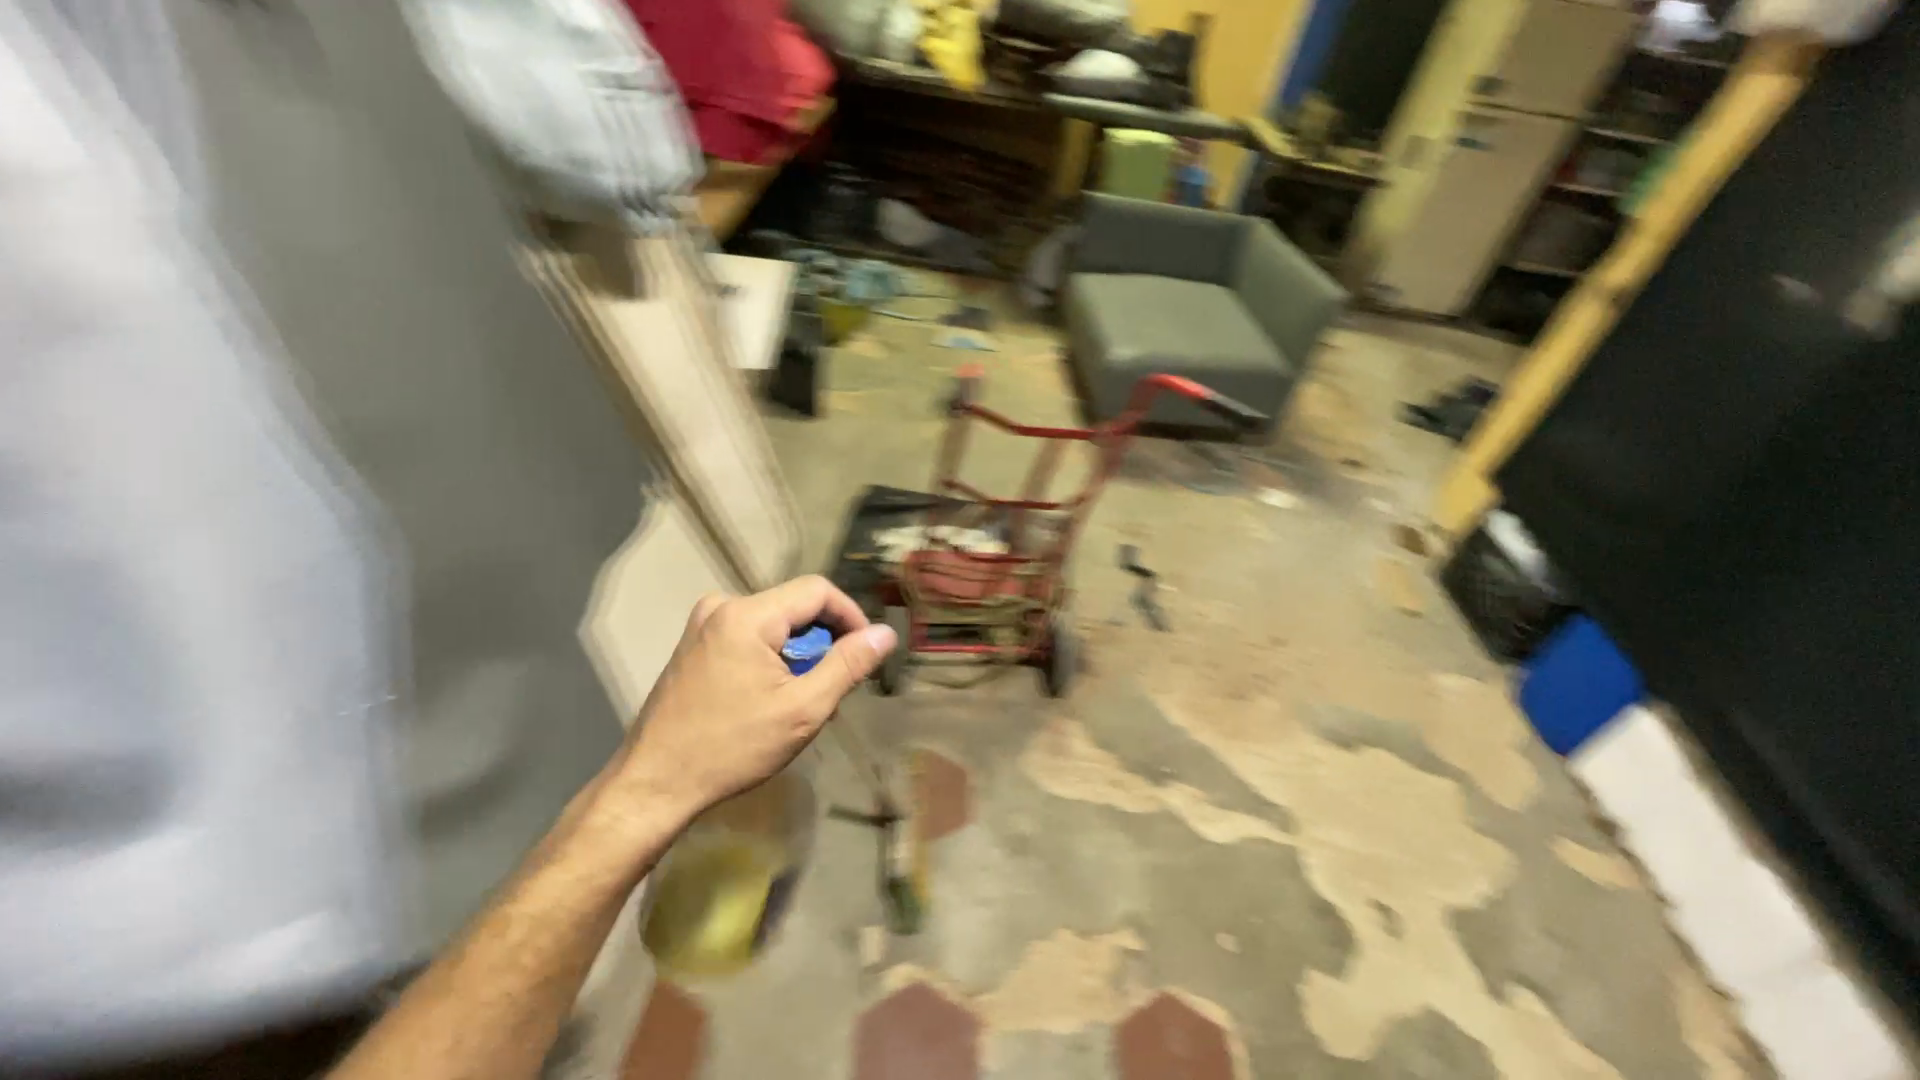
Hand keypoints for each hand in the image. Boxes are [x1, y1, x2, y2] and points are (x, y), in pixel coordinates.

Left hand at [601, 576, 898, 829]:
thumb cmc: (732, 747)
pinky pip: (749, 638)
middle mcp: (721, 607)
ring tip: (805, 703)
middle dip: (823, 643)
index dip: (850, 616)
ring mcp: (702, 626)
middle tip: (836, 690)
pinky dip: (772, 661)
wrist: (655, 783)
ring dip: (799, 656)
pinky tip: (773, 701)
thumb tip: (885, 633)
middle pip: (794, 607)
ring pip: (773, 625)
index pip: (817, 590)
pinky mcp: (694, 646)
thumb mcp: (802, 709)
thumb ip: (847, 665)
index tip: (865, 655)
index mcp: (746, 614)